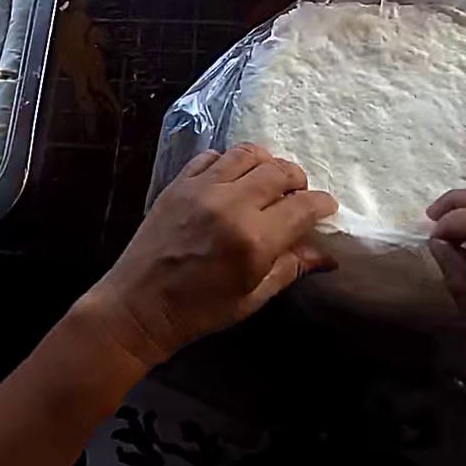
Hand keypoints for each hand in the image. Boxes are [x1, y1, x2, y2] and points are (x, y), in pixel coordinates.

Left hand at [78, 144, 336, 366]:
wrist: (138, 304)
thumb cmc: (199, 310)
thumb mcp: (252, 298)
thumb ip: (289, 267)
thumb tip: (325, 253)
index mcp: (254, 239)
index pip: (303, 206)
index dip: (322, 204)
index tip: (326, 208)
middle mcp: (230, 204)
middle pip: (279, 171)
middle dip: (297, 180)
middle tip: (297, 194)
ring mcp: (201, 189)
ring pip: (246, 154)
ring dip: (265, 163)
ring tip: (267, 180)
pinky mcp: (178, 183)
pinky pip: (210, 156)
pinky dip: (227, 162)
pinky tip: (230, 178)